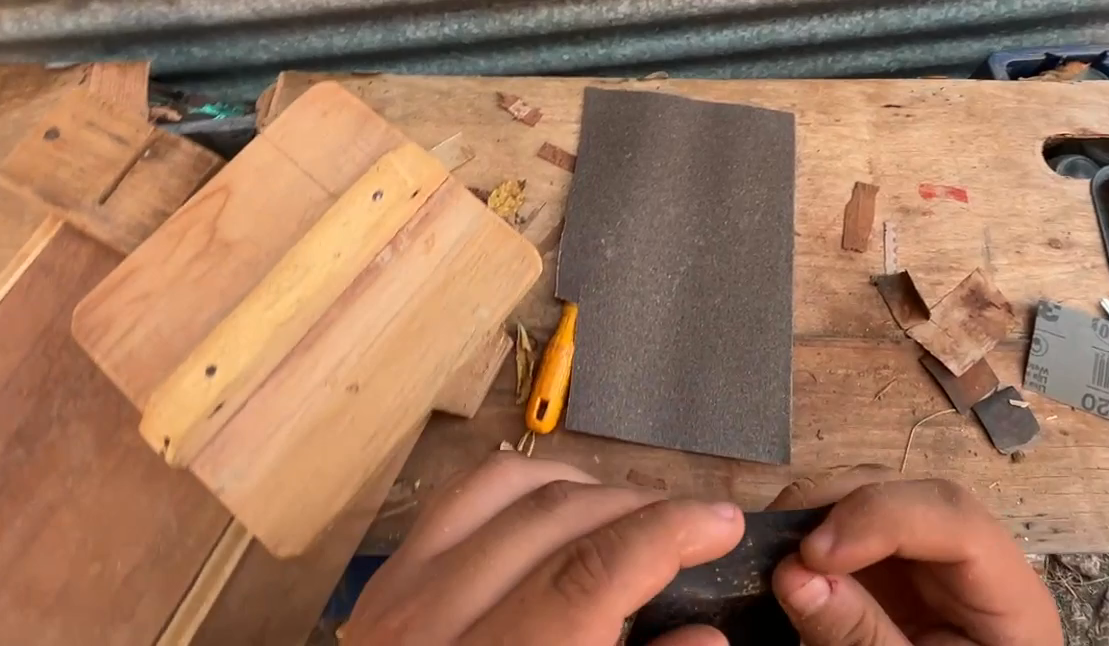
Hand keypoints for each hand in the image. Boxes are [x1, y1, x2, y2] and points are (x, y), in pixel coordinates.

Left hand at [340, 452, 744, 644]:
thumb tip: (709, 636)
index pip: (589, 573)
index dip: (665, 533)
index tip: (722, 520)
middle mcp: (433, 624)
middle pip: (555, 518)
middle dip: (638, 505)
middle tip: (690, 519)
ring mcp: (398, 592)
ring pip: (509, 484)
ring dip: (584, 486)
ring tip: (632, 508)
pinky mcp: (386, 578)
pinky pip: (463, 491)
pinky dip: (523, 479)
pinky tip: (559, 499)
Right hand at [767, 465, 1062, 645]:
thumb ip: (863, 637)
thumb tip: (791, 575)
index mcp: (1010, 596)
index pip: (954, 516)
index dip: (879, 516)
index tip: (813, 553)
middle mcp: (971, 556)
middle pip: (906, 492)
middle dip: (837, 506)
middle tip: (779, 546)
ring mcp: (929, 554)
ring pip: (871, 493)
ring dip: (816, 512)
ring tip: (776, 552)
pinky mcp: (893, 563)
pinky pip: (850, 521)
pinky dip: (812, 530)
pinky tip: (788, 555)